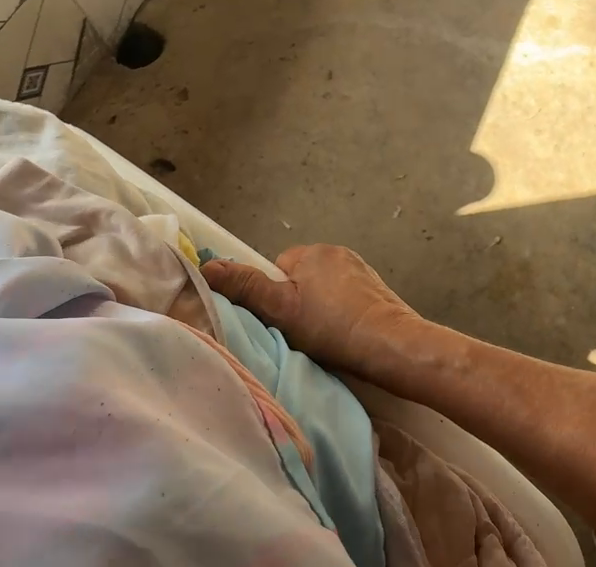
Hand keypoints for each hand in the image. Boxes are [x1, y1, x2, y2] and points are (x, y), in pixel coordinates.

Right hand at [201, 245, 422, 374]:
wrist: (389, 343)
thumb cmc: (331, 326)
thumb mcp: (280, 309)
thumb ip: (245, 287)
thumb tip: (206, 265)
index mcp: (312, 251)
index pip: (277, 269)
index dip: (273, 295)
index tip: (279, 320)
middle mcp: (336, 252)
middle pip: (300, 278)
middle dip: (297, 302)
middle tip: (299, 332)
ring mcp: (359, 269)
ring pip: (323, 289)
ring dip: (319, 308)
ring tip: (323, 337)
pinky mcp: (375, 287)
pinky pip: (345, 297)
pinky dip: (340, 313)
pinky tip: (342, 334)